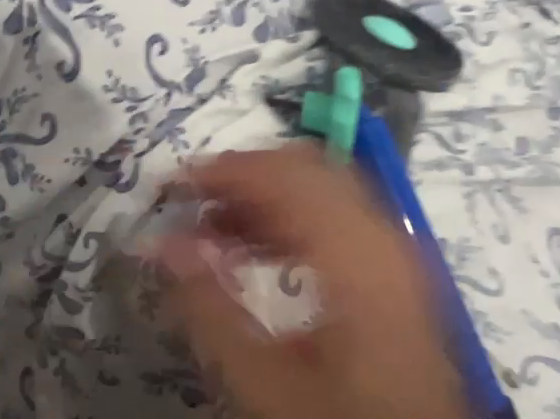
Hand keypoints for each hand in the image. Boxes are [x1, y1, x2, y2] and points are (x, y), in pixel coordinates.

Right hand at [155, 143, 469, 418]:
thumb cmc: (342, 417)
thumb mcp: (268, 380)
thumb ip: (210, 307)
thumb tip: (162, 243)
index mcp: (354, 253)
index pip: (283, 175)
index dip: (223, 170)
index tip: (173, 185)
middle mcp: (381, 232)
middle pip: (305, 167)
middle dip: (243, 175)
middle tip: (193, 201)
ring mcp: (395, 245)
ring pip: (323, 185)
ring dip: (267, 194)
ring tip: (215, 228)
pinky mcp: (397, 265)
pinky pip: (340, 211)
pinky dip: (294, 214)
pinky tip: (257, 248)